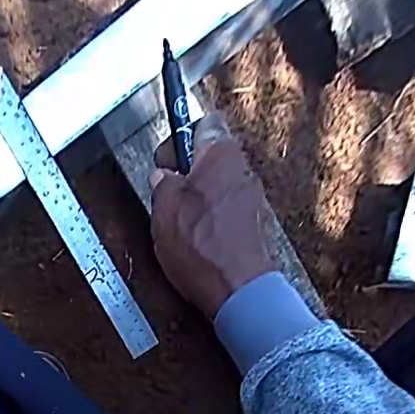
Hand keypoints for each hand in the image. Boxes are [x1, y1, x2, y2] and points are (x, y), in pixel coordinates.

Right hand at [149, 134, 275, 319]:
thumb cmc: (201, 246)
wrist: (236, 289)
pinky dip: (209, 224)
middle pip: (209, 161)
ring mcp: (250, 201)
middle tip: (166, 198)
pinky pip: (224, 216)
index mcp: (220, 153)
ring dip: (197, 203)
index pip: (202, 124)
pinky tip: (196, 245)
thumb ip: (162, 184)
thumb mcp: (163, 209)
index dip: (178, 138)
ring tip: (179, 229)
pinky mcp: (252, 228)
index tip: (164, 160)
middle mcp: (242, 171)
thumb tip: (163, 179)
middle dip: (186, 177)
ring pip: (216, 190)